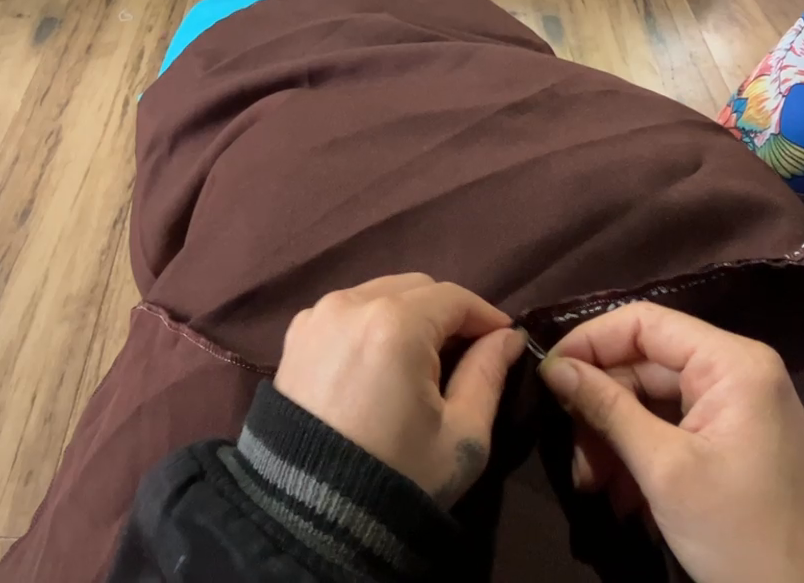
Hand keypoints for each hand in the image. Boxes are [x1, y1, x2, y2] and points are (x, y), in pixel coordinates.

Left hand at [273, 273, 524, 506]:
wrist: (310, 515)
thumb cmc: (397, 474)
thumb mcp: (461, 434)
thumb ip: (488, 374)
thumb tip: (508, 338)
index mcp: (395, 322)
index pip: (454, 297)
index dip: (485, 315)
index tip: (505, 339)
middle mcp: (352, 303)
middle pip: (415, 288)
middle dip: (446, 313)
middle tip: (465, 353)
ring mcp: (318, 315)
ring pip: (379, 293)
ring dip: (408, 315)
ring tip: (422, 359)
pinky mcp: (296, 334)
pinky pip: (347, 311)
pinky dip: (370, 323)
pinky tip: (379, 361)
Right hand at [539, 302, 803, 582]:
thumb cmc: (744, 537)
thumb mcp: (664, 470)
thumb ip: (606, 408)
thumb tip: (552, 366)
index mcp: (730, 362)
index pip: (641, 322)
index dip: (589, 342)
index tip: (547, 377)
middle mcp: (734, 371)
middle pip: (642, 364)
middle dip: (600, 408)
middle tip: (572, 455)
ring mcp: (735, 408)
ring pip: (649, 400)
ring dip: (613, 438)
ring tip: (593, 486)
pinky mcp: (732, 442)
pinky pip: (669, 429)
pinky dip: (638, 456)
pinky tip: (621, 497)